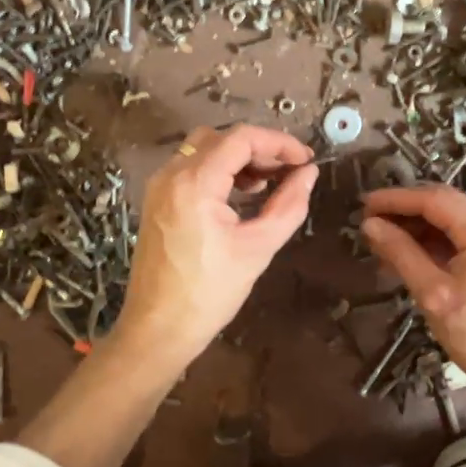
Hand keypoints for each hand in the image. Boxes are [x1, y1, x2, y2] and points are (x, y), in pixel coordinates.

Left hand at [115, 125, 318, 366]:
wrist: (158, 328)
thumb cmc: (210, 293)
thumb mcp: (258, 248)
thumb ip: (288, 205)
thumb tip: (308, 174)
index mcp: (194, 183)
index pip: (241, 138)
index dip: (279, 143)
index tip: (305, 159)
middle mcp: (171, 174)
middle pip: (221, 138)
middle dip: (259, 148)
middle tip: (288, 171)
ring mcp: (159, 186)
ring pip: (203, 149)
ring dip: (238, 158)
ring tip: (267, 183)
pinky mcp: (157, 200)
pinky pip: (190, 168)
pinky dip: (218, 170)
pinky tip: (240, 194)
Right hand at [360, 184, 465, 401]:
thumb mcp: (434, 296)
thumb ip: (401, 254)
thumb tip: (370, 226)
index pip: (434, 200)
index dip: (396, 198)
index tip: (364, 205)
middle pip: (445, 204)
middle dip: (405, 209)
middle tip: (370, 220)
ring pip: (452, 221)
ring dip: (417, 226)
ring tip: (383, 239)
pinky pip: (461, 238)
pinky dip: (433, 242)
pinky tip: (409, 255)